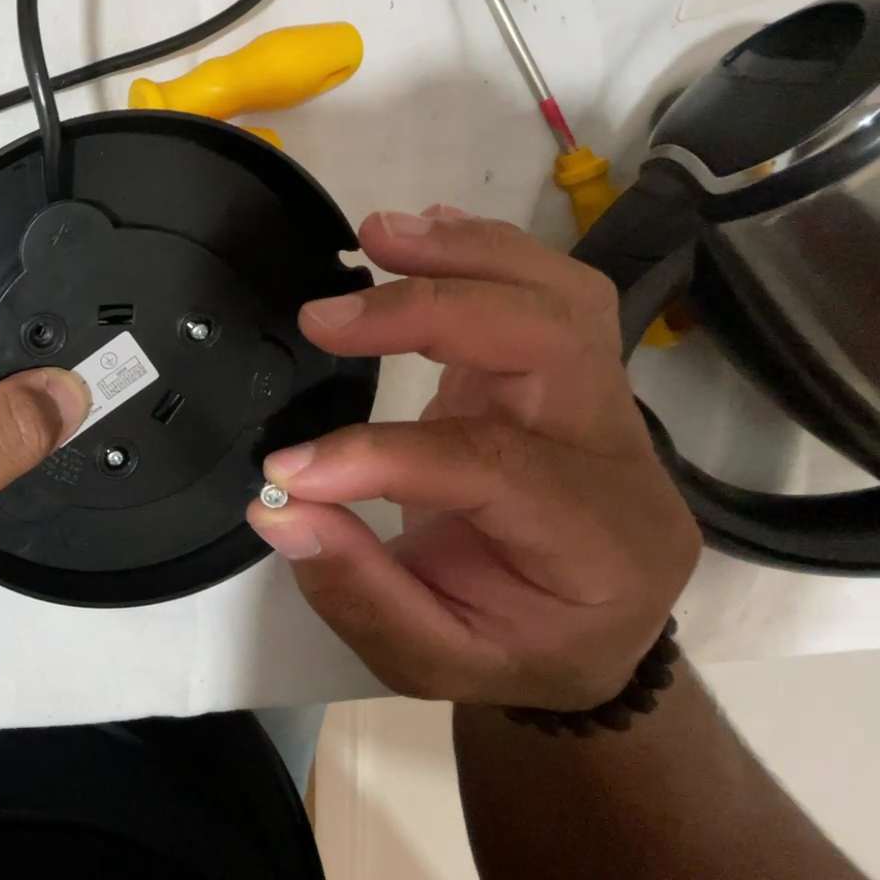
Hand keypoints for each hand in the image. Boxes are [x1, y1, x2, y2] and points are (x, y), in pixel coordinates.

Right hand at [246, 207, 701, 710]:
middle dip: (431, 312)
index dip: (377, 454)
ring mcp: (598, 408)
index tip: (283, 465)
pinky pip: (543, 295)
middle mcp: (615, 457)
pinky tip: (416, 237)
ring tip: (377, 234)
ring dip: (465, 254)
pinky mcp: (561, 379)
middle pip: (550, 343)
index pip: (490, 466)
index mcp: (596, 541)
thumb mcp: (426, 655)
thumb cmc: (509, 651)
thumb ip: (353, 587)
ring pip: (561, 296)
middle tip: (323, 314)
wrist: (586, 636)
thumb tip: (274, 504)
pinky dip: (479, 254)